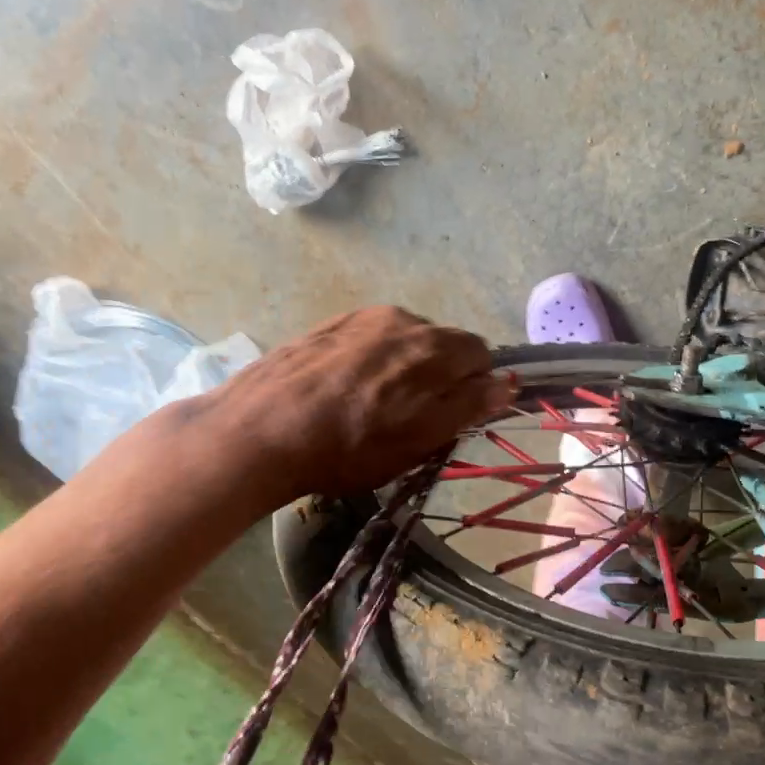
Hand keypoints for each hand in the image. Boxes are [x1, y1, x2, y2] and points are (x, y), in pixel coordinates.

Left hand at [191, 306, 513, 505]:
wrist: (257, 432)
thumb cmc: (348, 446)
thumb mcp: (420, 439)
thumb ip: (469, 405)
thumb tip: (507, 382)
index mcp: (433, 346)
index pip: (481, 353)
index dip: (475, 385)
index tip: (454, 415)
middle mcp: (403, 319)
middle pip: (442, 343)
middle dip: (440, 375)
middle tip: (412, 417)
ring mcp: (360, 318)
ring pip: (404, 341)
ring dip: (404, 367)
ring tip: (372, 405)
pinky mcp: (327, 325)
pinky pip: (368, 340)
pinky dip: (370, 361)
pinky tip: (344, 392)